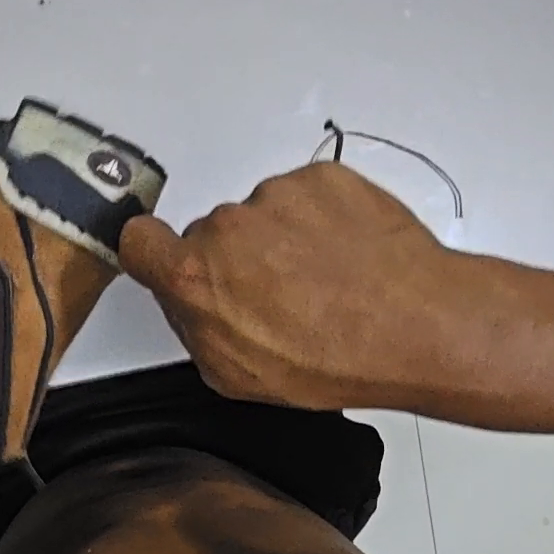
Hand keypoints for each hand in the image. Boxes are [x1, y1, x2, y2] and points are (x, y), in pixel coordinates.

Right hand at [118, 162, 491, 411]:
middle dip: (234, 260)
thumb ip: (195, 328)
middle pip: (211, 235)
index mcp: (194, 277)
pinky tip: (346, 256)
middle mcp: (226, 226)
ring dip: (281, 240)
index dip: (152, 251)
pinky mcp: (320, 178)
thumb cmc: (330, 360)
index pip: (138, 240)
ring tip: (326, 279)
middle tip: (281, 294)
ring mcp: (275, 196)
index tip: (170, 260)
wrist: (416, 326)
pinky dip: (320, 220)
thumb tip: (190, 302)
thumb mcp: (236, 375)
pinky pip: (303, 196)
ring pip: (260, 215)